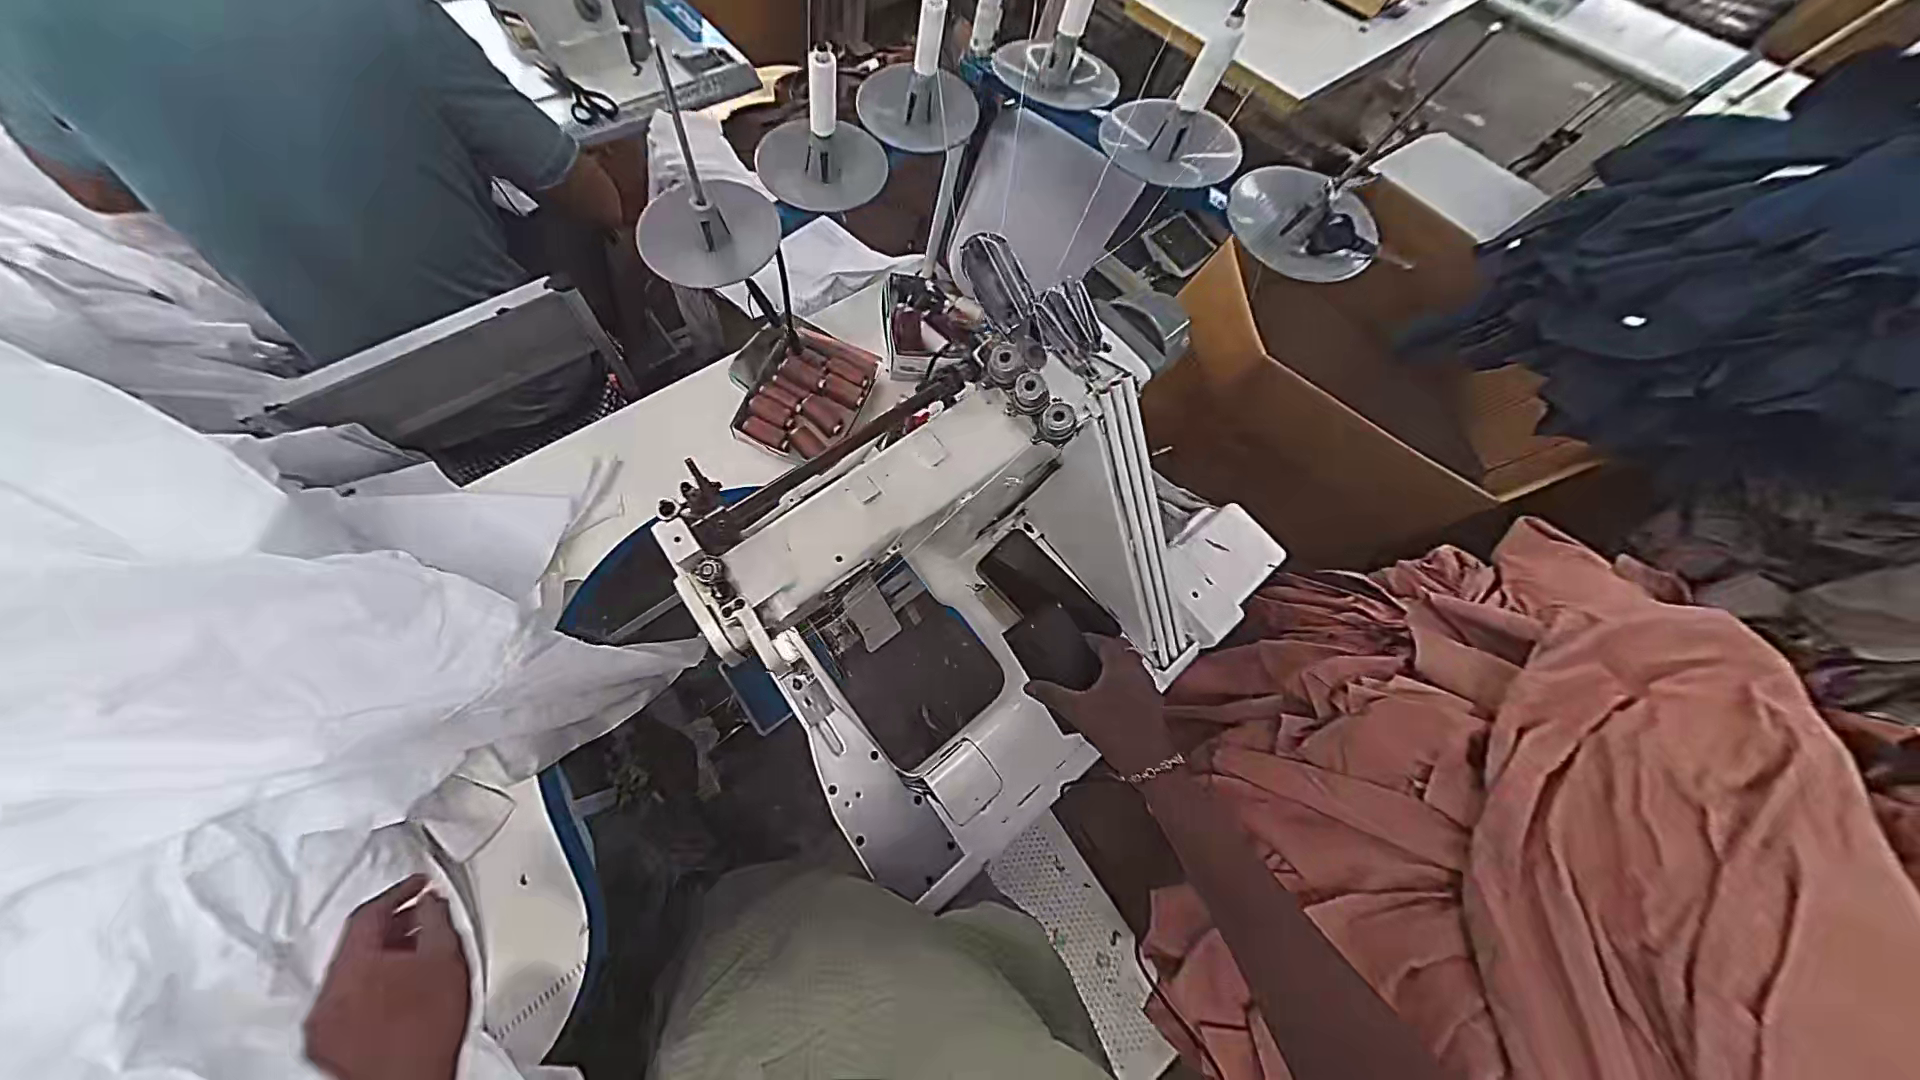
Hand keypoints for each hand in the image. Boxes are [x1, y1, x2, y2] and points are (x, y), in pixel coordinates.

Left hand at [304, 875, 470, 1079]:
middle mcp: (329, 993)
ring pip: (352, 972)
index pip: (369, 912)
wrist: (409, 1078)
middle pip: (357, 942)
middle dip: (395, 924)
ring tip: (420, 952)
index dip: (399, 890)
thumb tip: (431, 900)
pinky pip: (347, 999)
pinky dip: (374, 984)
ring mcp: (323, 1022)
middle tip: (424, 914)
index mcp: (354, 965)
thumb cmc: (427, 1025)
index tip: (419, 882)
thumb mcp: (447, 955)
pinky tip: (404, 987)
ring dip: (385, 955)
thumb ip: (438, 918)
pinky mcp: (326, 1043)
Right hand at [1026, 635, 1176, 775]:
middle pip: (1121, 651)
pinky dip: (1124, 686)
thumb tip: (1034, 686)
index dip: (1090, 638)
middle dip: (1103, 652)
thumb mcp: (1075, 710)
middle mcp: (1138, 672)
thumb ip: (1051, 694)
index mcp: (1120, 665)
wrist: (1146, 759)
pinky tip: (1112, 700)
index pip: (1105, 640)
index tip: (1081, 640)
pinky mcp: (1153, 704)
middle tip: (1088, 655)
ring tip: (1098, 676)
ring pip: (1131, 667)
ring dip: (1115, 668)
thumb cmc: (1120, 732)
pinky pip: (1138, 685)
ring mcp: (1148, 687)